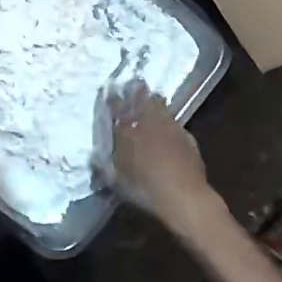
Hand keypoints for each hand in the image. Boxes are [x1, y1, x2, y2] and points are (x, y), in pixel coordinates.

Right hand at [99, 81, 218, 226]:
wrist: (183, 197)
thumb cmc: (143, 187)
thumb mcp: (114, 179)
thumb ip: (103, 164)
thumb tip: (94, 156)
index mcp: (126, 129)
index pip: (115, 106)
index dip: (111, 97)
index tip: (109, 89)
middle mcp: (147, 122)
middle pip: (141, 99)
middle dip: (136, 91)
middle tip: (133, 84)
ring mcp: (170, 127)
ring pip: (160, 107)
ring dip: (154, 101)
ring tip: (151, 96)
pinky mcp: (187, 137)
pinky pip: (175, 124)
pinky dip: (169, 121)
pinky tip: (169, 127)